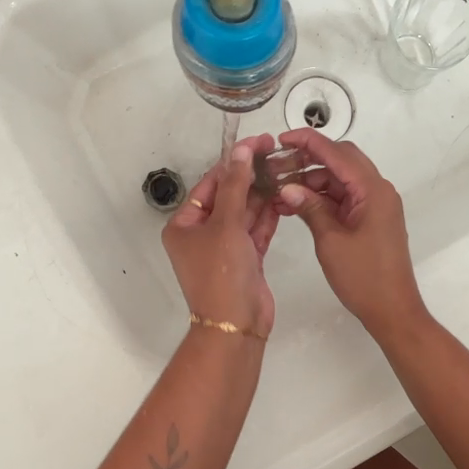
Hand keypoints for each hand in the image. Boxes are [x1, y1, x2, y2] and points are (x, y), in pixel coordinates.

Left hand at [163, 134, 279, 338]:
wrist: (236, 324)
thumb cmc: (221, 274)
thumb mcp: (226, 225)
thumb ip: (236, 186)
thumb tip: (241, 152)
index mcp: (184, 225)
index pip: (210, 184)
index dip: (234, 162)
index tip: (259, 143)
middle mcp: (201, 235)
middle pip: (229, 197)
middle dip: (251, 178)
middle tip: (277, 155)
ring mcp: (225, 248)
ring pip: (245, 214)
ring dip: (262, 195)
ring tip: (285, 171)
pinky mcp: (246, 260)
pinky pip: (256, 231)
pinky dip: (268, 216)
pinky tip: (284, 197)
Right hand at [272, 128, 427, 339]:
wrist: (392, 310)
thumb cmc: (363, 277)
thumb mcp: (330, 241)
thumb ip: (310, 208)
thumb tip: (287, 188)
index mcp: (373, 190)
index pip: (338, 153)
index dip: (308, 142)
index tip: (280, 139)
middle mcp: (378, 190)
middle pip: (342, 161)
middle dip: (309, 160)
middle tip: (278, 168)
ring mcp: (376, 206)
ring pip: (341, 180)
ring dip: (313, 182)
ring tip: (281, 192)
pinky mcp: (372, 220)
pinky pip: (345, 199)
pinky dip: (322, 199)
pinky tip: (297, 206)